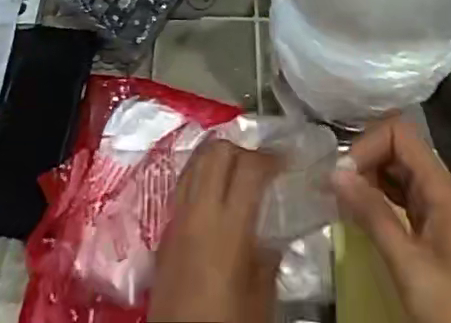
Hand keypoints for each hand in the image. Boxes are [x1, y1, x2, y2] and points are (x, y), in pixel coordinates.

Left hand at [149, 139, 281, 322]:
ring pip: (195, 162)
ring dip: (217, 156)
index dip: (269, 157)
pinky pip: (182, 184)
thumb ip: (267, 262)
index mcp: (228, 226)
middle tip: (261, 162)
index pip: (248, 169)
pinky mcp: (164, 229)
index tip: (286, 159)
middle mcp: (199, 211)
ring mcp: (177, 216)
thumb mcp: (260, 301)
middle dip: (241, 149)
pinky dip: (200, 174)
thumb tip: (273, 239)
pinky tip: (213, 189)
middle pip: (217, 153)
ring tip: (237, 167)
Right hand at [331, 118, 450, 322]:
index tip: (343, 176)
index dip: (368, 145)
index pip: (400, 134)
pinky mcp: (445, 238)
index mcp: (444, 191)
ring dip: (372, 182)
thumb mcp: (410, 268)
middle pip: (401, 151)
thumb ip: (373, 216)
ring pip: (403, 176)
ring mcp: (447, 216)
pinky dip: (384, 202)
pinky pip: (409, 203)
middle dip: (365, 161)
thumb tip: (335, 172)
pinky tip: (365, 220)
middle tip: (336, 190)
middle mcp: (447, 194)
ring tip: (344, 203)